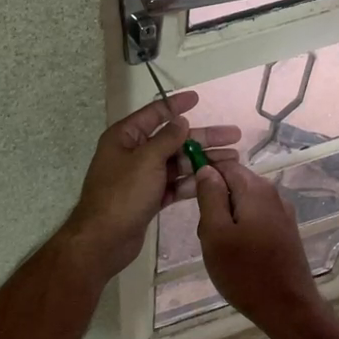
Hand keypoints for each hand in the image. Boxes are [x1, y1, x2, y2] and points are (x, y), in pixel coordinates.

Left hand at [61, 90, 240, 281]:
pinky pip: (174, 184)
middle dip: (202, 138)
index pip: (154, 113)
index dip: (176, 105)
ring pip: (177, 163)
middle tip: (234, 136)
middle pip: (172, 140)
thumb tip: (181, 120)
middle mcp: (133, 152)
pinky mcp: (149, 197)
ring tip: (233, 160)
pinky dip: (192, 182)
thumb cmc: (122, 193)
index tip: (198, 99)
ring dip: (202, 161)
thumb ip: (167, 139)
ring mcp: (142, 176)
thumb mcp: (146, 160)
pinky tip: (215, 181)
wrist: (104, 239)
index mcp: (125, 136)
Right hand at [194, 160, 330, 328]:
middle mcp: (273, 194)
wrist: (288, 309)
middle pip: (234, 183)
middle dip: (215, 200)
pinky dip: (241, 229)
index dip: (203, 174)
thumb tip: (206, 169)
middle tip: (205, 232)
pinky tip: (236, 253)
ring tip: (219, 247)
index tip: (190, 198)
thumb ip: (210, 196)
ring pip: (243, 203)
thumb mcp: (215, 233)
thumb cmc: (245, 272)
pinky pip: (255, 218)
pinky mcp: (285, 232)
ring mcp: (282, 213)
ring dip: (226, 218)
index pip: (224, 165)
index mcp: (255, 189)